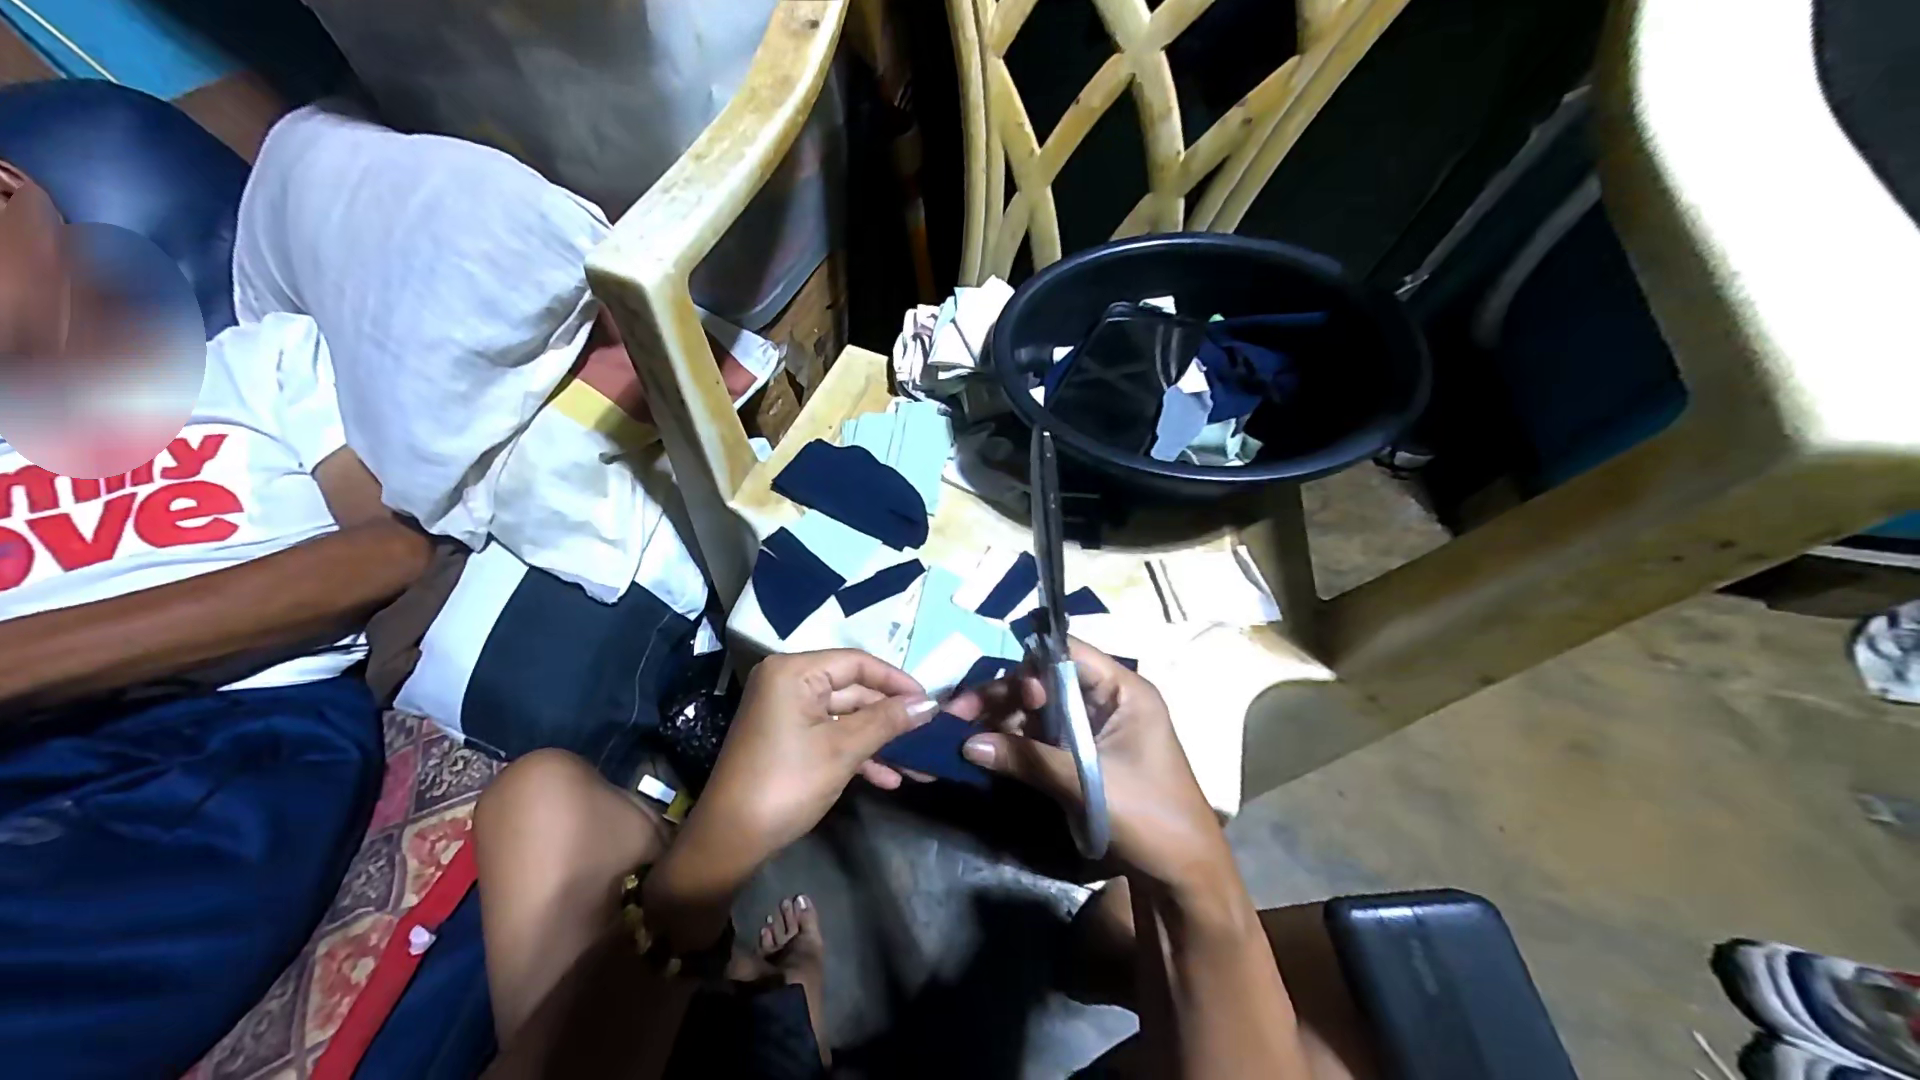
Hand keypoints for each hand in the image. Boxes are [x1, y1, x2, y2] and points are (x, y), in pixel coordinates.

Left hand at [698, 649, 936, 861]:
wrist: (730, 841)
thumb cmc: (786, 783)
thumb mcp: (843, 750)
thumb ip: (888, 720)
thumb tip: (930, 703)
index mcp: (794, 672)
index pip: (857, 662)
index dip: (896, 681)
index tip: (930, 702)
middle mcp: (788, 683)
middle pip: (853, 690)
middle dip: (892, 718)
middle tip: (928, 735)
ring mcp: (787, 712)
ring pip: (846, 716)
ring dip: (880, 740)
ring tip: (917, 765)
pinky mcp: (788, 738)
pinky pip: (831, 734)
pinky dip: (858, 753)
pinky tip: (889, 778)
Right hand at [947, 640, 1235, 898]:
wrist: (1183, 879)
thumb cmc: (1151, 819)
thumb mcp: (1087, 785)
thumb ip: (1028, 759)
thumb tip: (968, 744)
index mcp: (1124, 692)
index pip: (1069, 654)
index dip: (1031, 666)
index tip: (1002, 695)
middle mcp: (1106, 701)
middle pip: (1046, 681)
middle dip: (1003, 695)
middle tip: (958, 712)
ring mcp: (1094, 729)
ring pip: (1038, 710)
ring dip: (1001, 718)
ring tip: (959, 730)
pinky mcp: (1082, 756)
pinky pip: (1042, 736)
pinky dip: (1014, 741)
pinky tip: (983, 747)